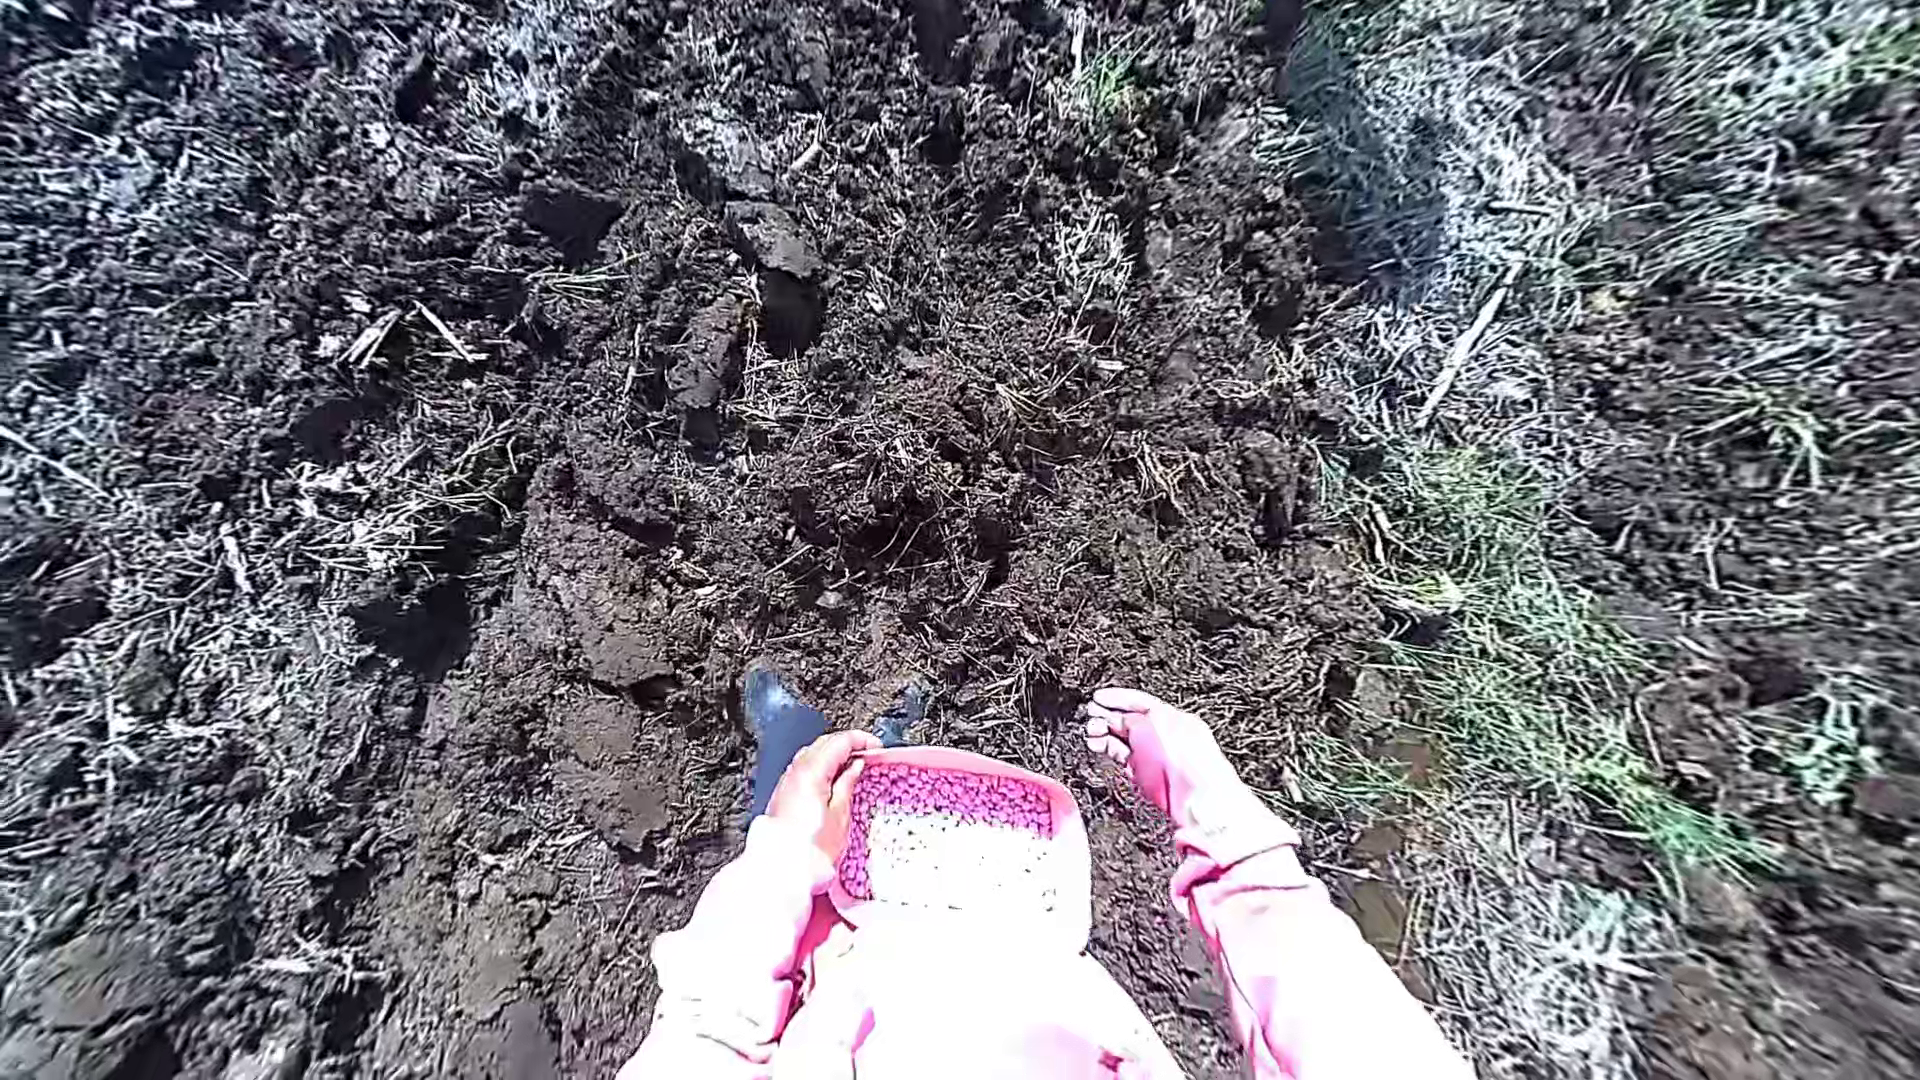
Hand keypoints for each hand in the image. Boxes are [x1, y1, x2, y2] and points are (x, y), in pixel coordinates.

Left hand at [767, 729, 880, 863]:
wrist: (781, 870)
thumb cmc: (811, 848)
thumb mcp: (840, 814)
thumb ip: (848, 783)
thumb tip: (856, 766)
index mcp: (812, 771)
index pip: (840, 741)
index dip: (862, 740)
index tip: (876, 747)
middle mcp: (797, 770)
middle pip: (826, 742)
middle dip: (849, 743)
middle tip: (867, 753)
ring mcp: (788, 780)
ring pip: (814, 751)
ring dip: (834, 752)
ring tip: (852, 764)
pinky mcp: (784, 791)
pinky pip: (805, 765)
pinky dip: (822, 763)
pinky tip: (832, 776)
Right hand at [1082, 687, 1245, 828]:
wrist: (1200, 806)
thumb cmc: (1188, 763)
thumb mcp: (1152, 725)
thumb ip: (1131, 718)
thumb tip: (1117, 720)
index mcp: (1174, 719)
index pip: (1140, 702)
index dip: (1117, 699)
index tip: (1098, 698)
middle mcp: (1167, 737)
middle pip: (1129, 721)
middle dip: (1107, 717)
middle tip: (1090, 717)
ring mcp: (1158, 759)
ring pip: (1124, 740)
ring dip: (1104, 734)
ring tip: (1091, 733)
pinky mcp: (1149, 781)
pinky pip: (1124, 759)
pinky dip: (1109, 751)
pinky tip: (1098, 746)